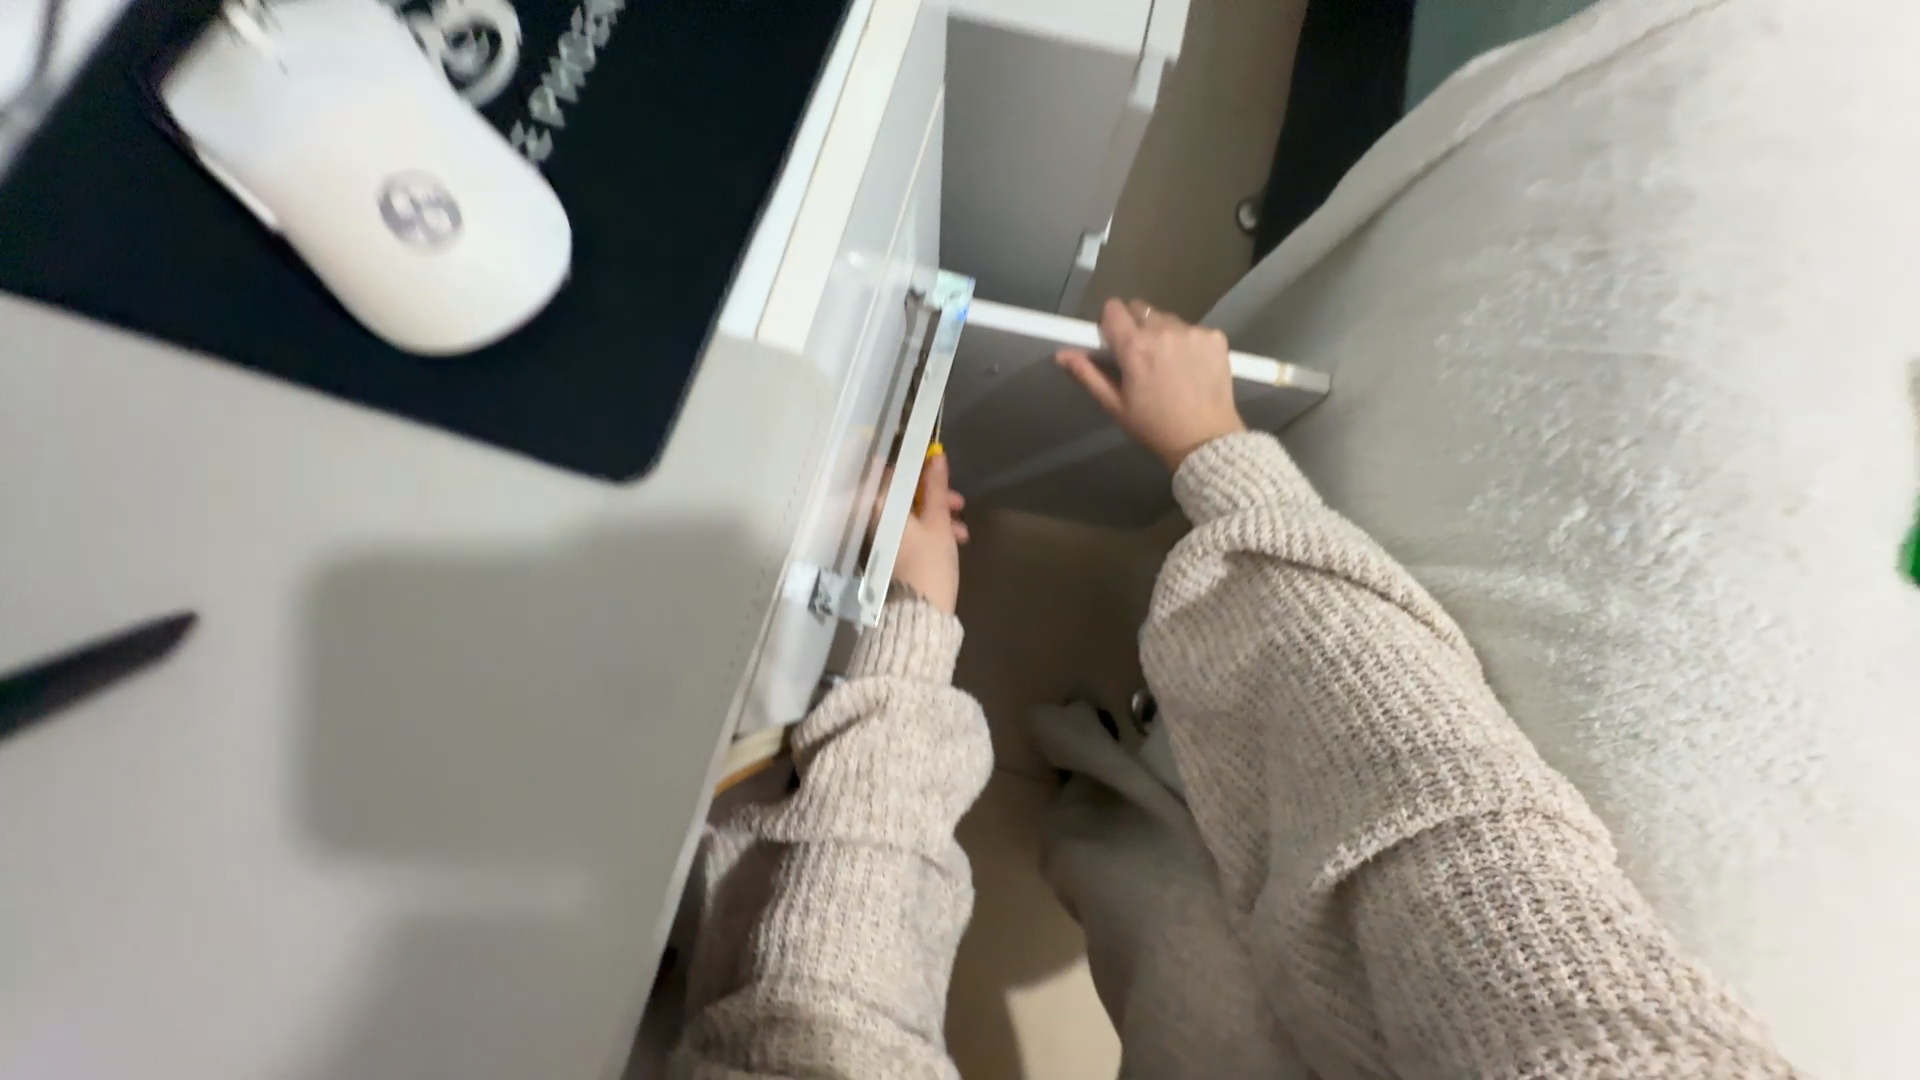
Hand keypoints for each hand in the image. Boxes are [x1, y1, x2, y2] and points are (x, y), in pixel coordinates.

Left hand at [889, 452, 968, 614]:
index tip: (936, 467)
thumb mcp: (938, 522)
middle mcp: (875, 521)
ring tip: (963, 530)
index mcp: (880, 509)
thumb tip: (935, 456)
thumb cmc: (929, 563)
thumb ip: (936, 487)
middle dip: (934, 495)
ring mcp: (883, 540)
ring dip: (938, 516)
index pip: (889, 474)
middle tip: (959, 503)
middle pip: (903, 496)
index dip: (914, 467)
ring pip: (911, 515)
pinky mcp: (893, 556)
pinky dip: (931, 532)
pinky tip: (955, 541)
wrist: (919, 614)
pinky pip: (911, 533)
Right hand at [1054, 298, 1245, 469]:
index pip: (1113, 309)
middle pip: (1140, 309)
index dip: (1110, 324)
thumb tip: (1061, 354)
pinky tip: (1190, 367)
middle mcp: (1163, 330)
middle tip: (1141, 356)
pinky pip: (1193, 329)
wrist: (1204, 439)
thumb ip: (1088, 374)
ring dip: (1163, 334)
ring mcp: (1192, 332)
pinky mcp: (1215, 337)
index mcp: (1134, 346)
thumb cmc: (1153, 426)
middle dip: (1136, 326)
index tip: (1114, 343)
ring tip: (1168, 364)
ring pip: (1167, 319)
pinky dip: (1188, 342)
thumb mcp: (1115, 405)